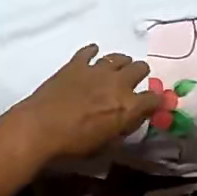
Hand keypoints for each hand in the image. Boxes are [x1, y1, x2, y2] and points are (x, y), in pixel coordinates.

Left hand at [0, 45, 163, 162]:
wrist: (41, 127)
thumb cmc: (74, 143)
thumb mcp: (106, 144)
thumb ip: (122, 128)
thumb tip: (130, 119)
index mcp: (129, 105)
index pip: (153, 98)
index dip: (155, 101)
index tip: (152, 103)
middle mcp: (118, 83)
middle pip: (139, 69)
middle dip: (140, 75)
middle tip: (133, 82)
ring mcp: (97, 70)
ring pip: (118, 57)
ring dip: (120, 63)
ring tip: (117, 68)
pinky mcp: (76, 64)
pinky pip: (89, 51)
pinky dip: (92, 52)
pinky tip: (92, 53)